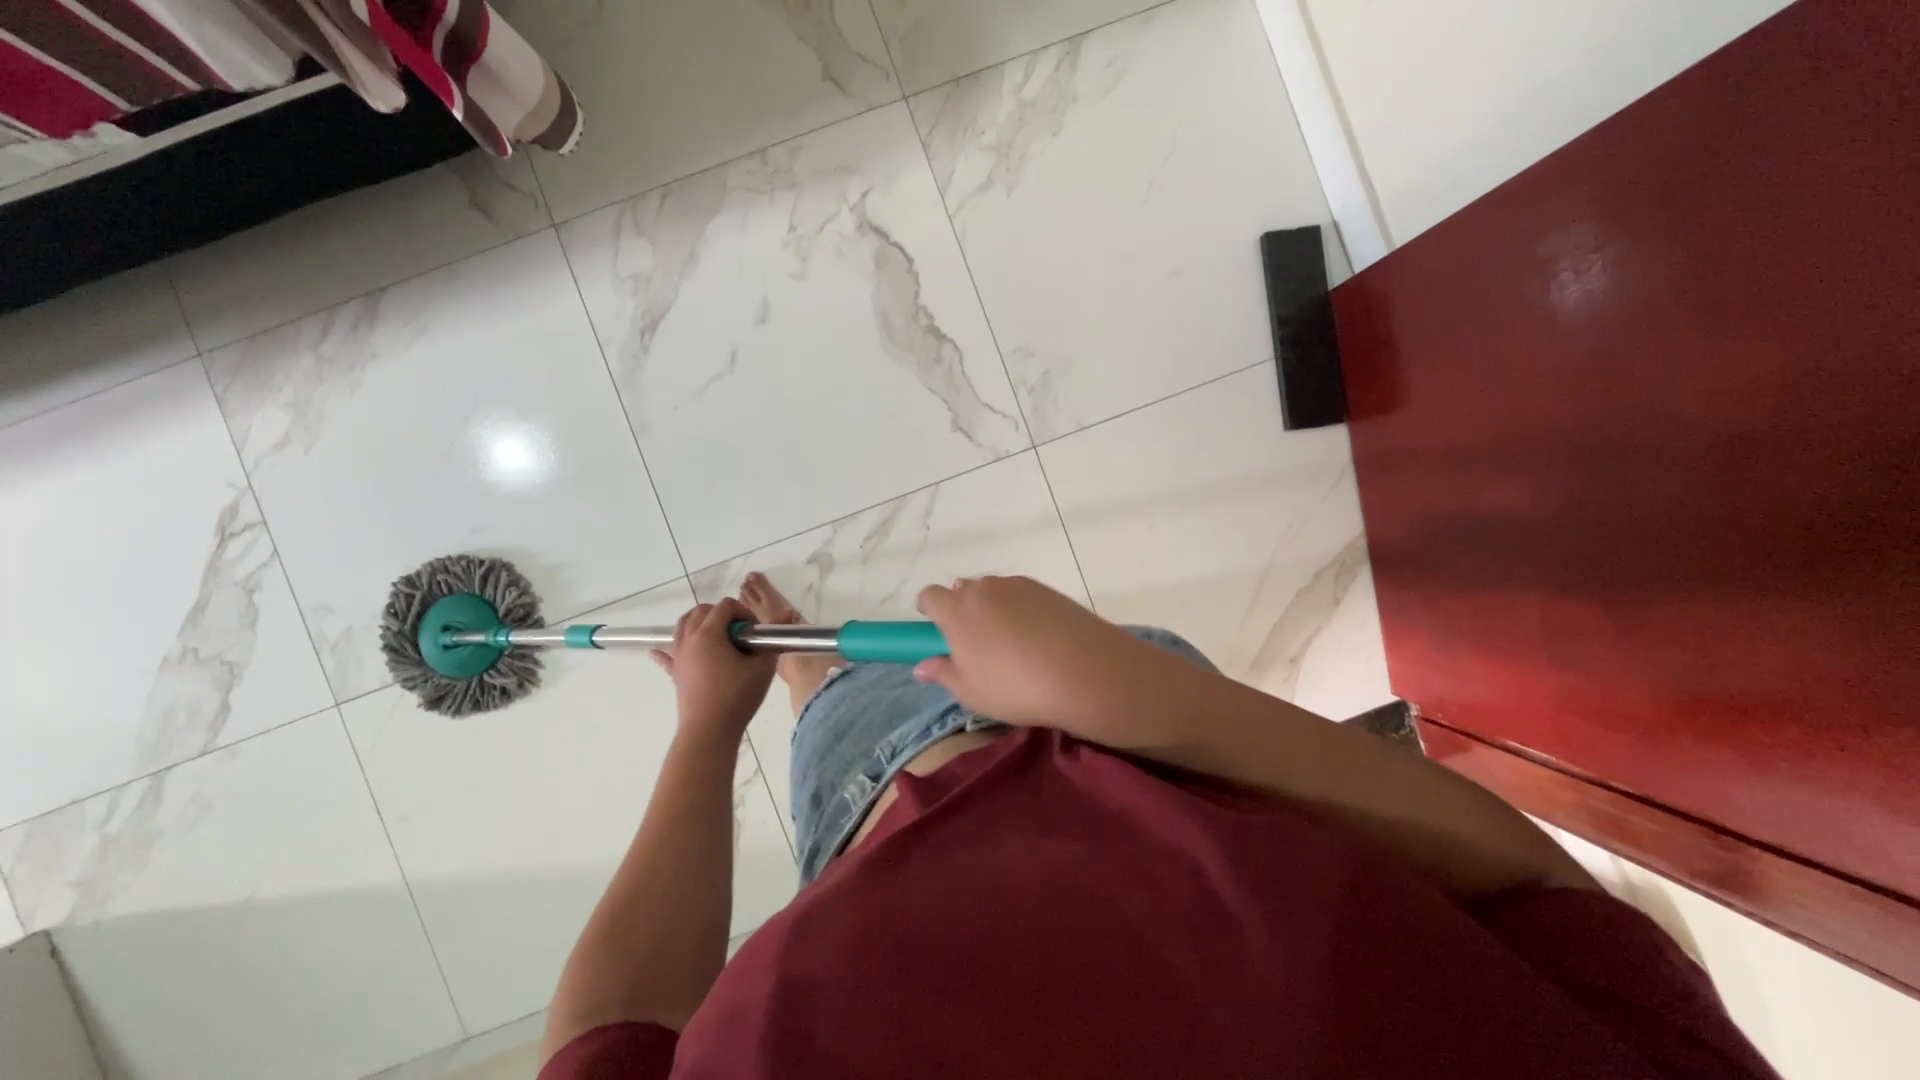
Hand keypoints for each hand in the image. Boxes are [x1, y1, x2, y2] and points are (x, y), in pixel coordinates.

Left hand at [651, 598, 776, 740]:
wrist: (710, 730)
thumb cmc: (737, 696)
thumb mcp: (762, 668)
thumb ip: (771, 644)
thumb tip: (782, 623)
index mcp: (709, 633)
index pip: (724, 606)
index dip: (743, 612)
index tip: (755, 631)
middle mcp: (689, 639)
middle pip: (700, 611)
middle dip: (721, 614)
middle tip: (739, 632)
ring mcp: (679, 656)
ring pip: (681, 627)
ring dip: (698, 624)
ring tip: (716, 636)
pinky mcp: (675, 674)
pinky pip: (667, 656)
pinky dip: (664, 651)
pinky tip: (657, 652)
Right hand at [912, 576, 1158, 732]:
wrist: (1084, 671)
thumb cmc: (1016, 687)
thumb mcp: (971, 692)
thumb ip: (943, 673)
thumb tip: (920, 666)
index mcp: (957, 610)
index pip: (930, 596)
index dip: (929, 610)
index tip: (937, 631)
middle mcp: (984, 588)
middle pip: (962, 590)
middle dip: (962, 610)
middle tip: (976, 645)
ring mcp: (1018, 585)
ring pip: (993, 591)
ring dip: (992, 609)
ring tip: (1010, 644)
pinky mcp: (1047, 589)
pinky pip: (1021, 595)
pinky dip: (1020, 610)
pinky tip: (1036, 638)